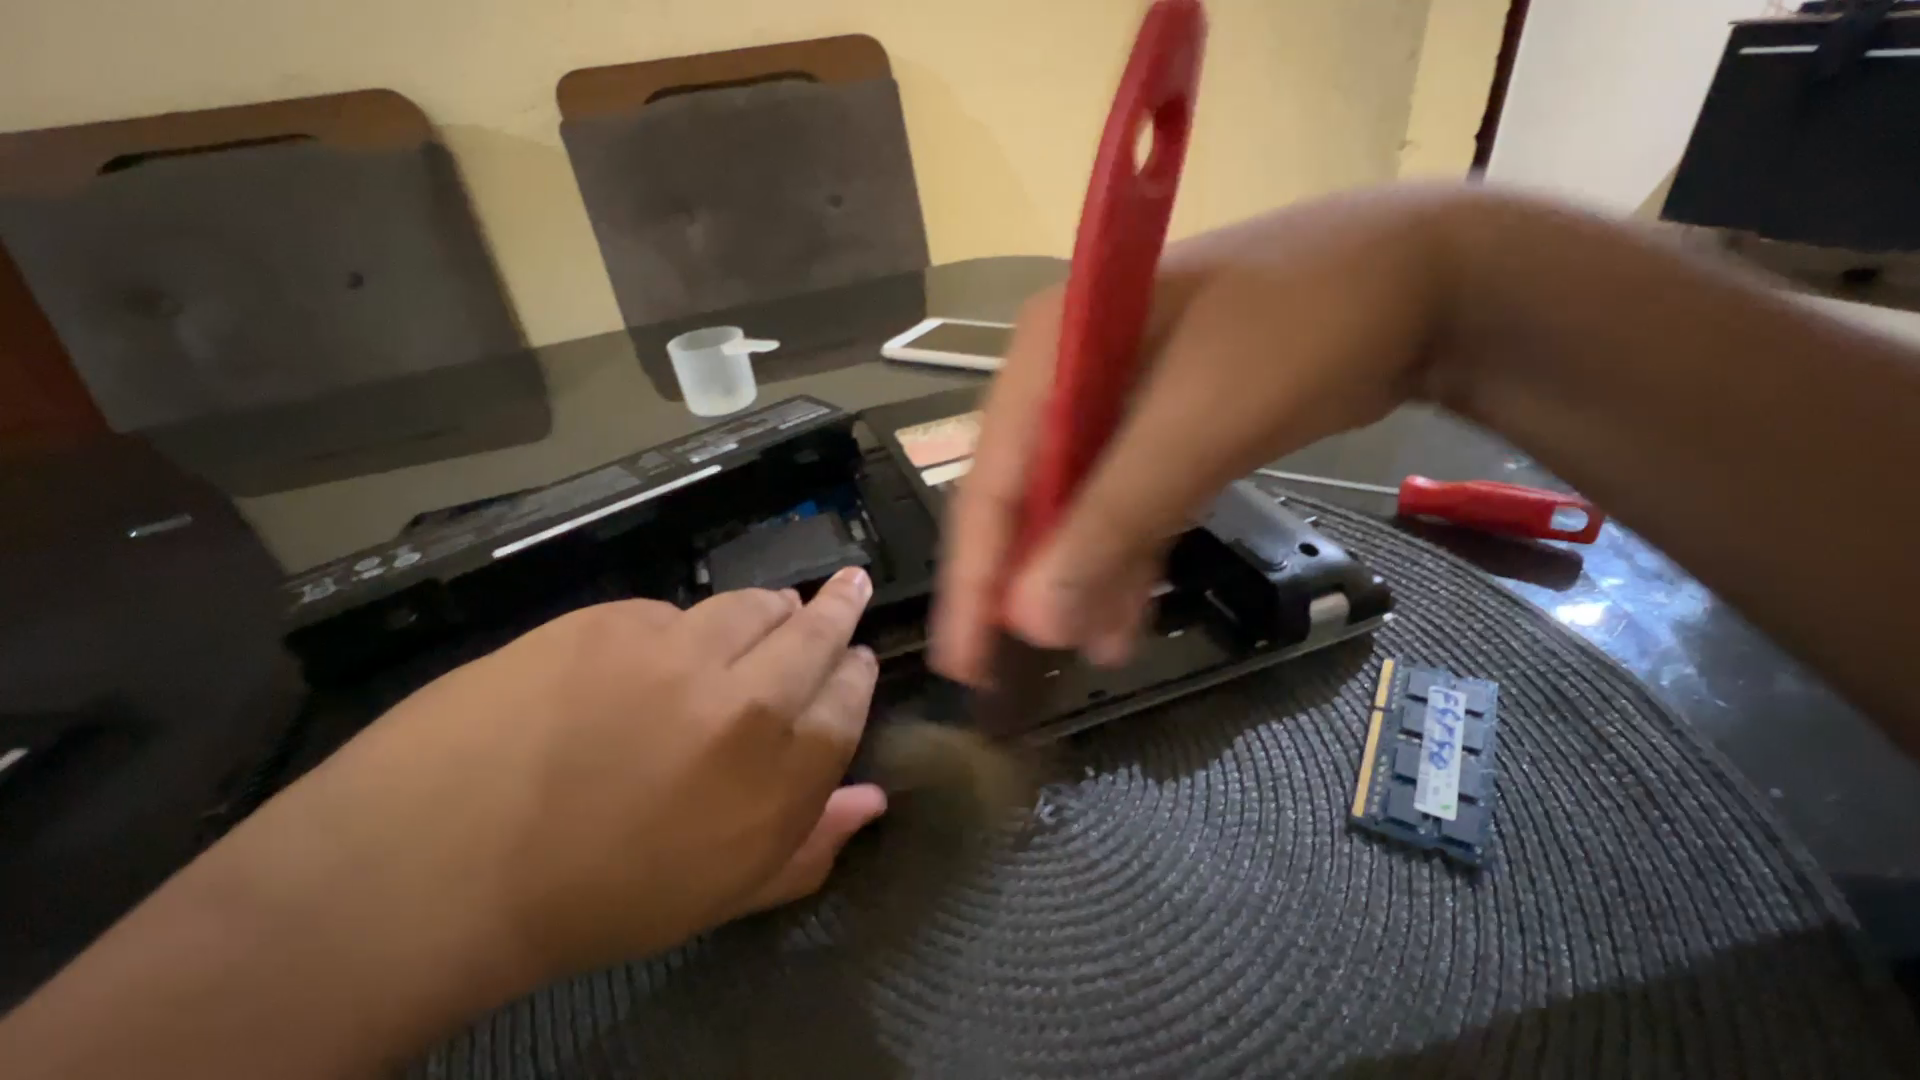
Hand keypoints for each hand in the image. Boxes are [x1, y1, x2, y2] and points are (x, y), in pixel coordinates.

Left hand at [276, 566, 885, 979]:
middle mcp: (744, 700)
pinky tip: (657, 653)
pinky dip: (679, 627)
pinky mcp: (611, 622)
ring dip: (768, 608)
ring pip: (748, 606)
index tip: (856, 658)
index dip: (856, 673)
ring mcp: (677, 651)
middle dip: (839, 608)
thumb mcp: (719, 896)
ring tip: (771, 608)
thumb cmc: (593, 901)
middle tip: (848, 587)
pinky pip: (668, 613)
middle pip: (814, 633)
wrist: (440, 867)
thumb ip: (809, 844)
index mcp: (779, 776)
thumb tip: (872, 799)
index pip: (847, 700)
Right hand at [931, 187, 1460, 683]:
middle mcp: (1067, 374)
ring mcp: (1117, 400)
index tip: (963, 660)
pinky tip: (1127, 615)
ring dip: (1081, 581)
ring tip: (1093, 652)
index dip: (972, 574)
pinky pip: (1127, 503)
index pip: (987, 477)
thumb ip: (1113, 518)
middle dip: (1025, 584)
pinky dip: (1127, 557)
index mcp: (1050, 350)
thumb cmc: (1300, 331)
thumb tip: (1032, 620)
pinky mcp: (1165, 425)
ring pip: (1077, 509)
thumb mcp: (1199, 424)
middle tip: (1015, 672)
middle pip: (1023, 497)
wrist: (1425, 277)